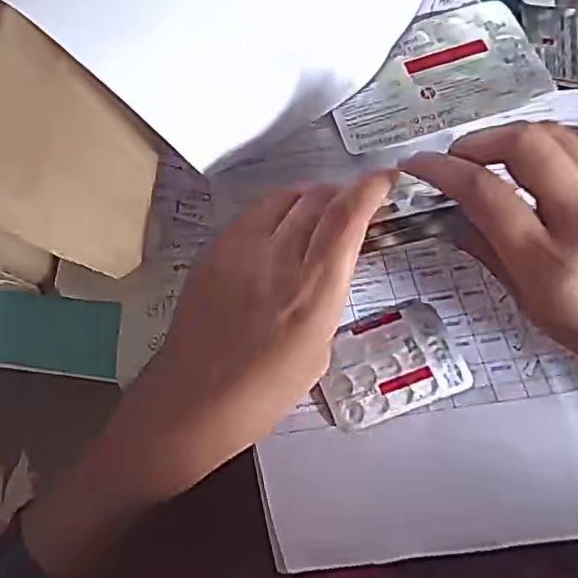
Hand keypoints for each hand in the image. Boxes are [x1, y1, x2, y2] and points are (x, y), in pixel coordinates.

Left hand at [109, 171, 395, 494]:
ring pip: (285, 198)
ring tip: (317, 209)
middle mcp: (280, 258)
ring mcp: (242, 249)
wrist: (193, 398)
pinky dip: (277, 209)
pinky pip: (254, 212)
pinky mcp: (216, 249)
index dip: (370, 189)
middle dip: (341, 193)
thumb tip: (327, 272)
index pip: (347, 217)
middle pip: (317, 199)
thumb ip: (327, 300)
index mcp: (314, 290)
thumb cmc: (262, 392)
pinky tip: (279, 225)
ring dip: (309, 197)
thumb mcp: (317, 352)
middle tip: (351, 203)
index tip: (384, 179)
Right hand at [402, 123, 577, 455]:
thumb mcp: (553, 323)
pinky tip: (557, 156)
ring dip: (519, 134)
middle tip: (463, 157)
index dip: (440, 171)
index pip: (484, 195)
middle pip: (523, 145)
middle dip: (479, 140)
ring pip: (561, 133)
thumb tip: (457, 224)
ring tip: (505, 153)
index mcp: (557, 270)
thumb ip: (500, 264)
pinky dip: (564, 139)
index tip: (419, 165)